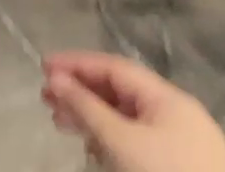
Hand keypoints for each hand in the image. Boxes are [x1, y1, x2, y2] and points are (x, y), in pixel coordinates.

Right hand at [42, 51, 224, 171]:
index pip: (114, 67)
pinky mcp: (180, 161)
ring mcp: (182, 140)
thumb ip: (84, 104)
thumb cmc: (163, 171)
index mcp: (169, 99)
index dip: (75, 62)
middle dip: (79, 91)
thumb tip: (54, 78)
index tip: (42, 67)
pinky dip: (109, 134)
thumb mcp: (118, 138)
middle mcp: (178, 113)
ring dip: (89, 115)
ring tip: (60, 122)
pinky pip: (137, 136)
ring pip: (125, 115)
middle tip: (46, 97)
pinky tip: (91, 145)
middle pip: (118, 90)